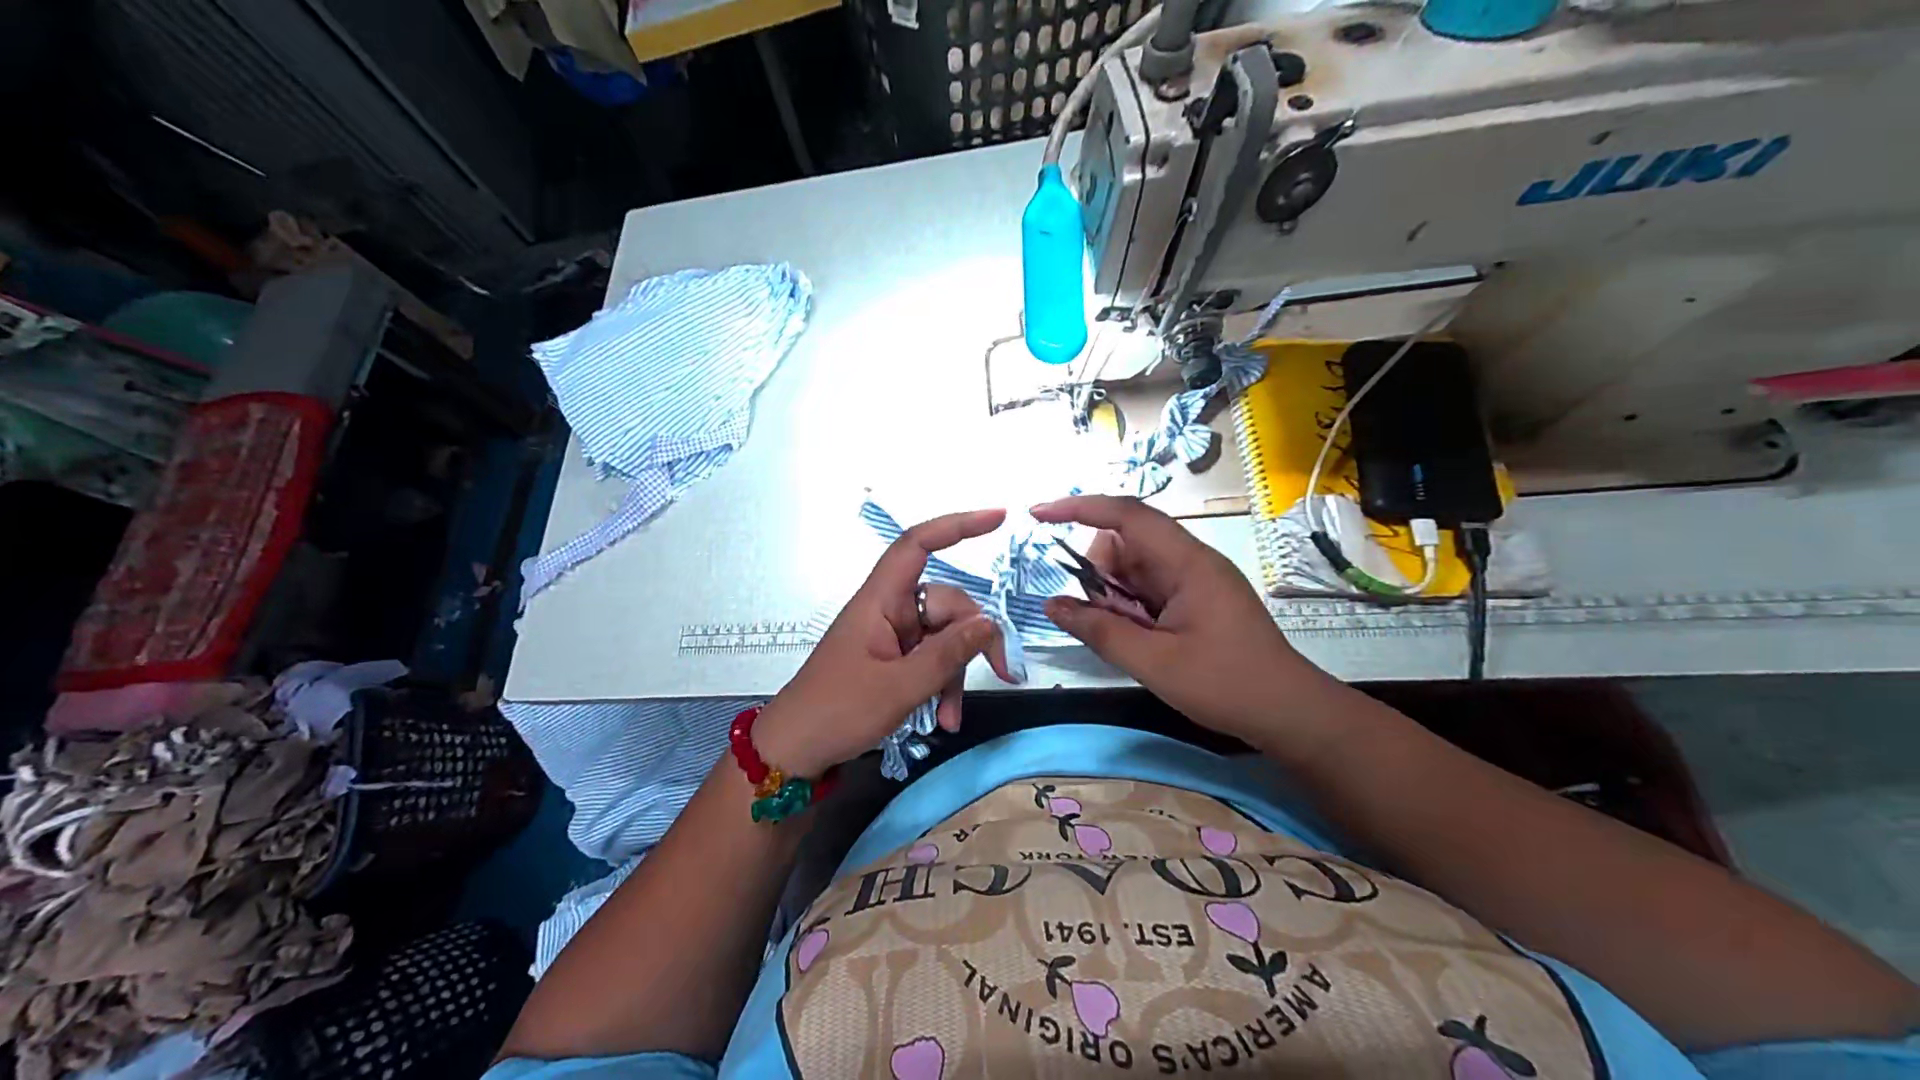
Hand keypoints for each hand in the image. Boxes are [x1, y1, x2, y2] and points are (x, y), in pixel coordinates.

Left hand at [753, 509, 1015, 778]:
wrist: (794, 750)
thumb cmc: (836, 712)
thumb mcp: (899, 688)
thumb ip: (948, 655)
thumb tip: (989, 624)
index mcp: (880, 601)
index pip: (917, 545)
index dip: (956, 526)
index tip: (997, 519)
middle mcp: (888, 610)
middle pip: (946, 602)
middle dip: (974, 637)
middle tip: (1001, 671)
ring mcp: (892, 636)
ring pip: (944, 636)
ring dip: (956, 672)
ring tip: (951, 715)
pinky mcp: (893, 660)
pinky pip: (932, 659)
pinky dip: (943, 684)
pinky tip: (944, 717)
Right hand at [1031, 495, 1325, 739]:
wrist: (1290, 713)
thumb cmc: (1227, 685)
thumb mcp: (1154, 662)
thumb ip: (1099, 631)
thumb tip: (1051, 605)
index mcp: (1187, 562)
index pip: (1127, 515)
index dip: (1080, 508)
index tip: (1038, 515)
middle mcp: (1190, 562)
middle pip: (1126, 544)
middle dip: (1099, 574)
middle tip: (1101, 620)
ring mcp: (1194, 581)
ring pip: (1133, 570)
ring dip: (1114, 598)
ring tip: (1129, 639)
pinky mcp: (1195, 601)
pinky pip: (1148, 590)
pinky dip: (1130, 610)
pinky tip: (1137, 640)